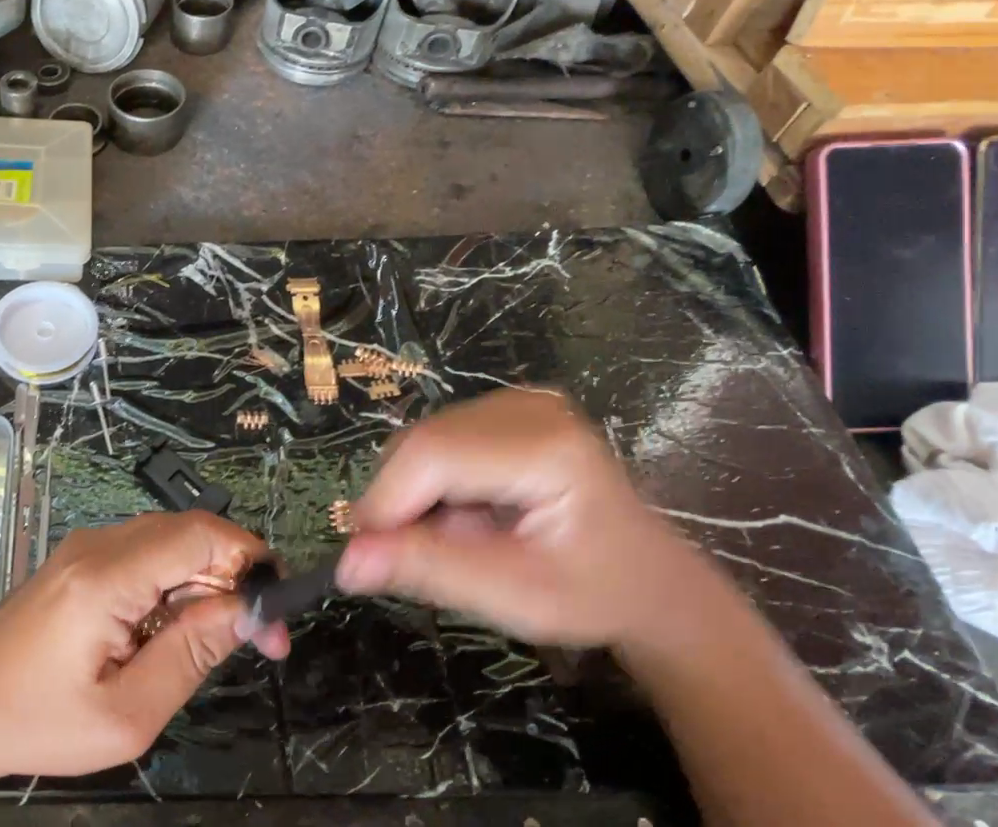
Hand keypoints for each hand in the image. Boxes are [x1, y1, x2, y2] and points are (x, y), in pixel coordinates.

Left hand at [0, 511, 286, 783]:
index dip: (249, 562)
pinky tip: (171, 632)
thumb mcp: (128, 712)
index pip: (200, 534)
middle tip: (259, 640)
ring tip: (216, 643)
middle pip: (188, 533)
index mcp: (106, 576)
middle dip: (233, 577)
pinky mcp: (77, 563)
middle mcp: (96, 546)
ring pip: (168, 542)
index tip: (274, 617)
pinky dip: (173, 584)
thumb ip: (192, 654)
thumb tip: (249, 612)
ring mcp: (83, 550)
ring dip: (204, 582)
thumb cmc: (37, 721)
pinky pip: (142, 556)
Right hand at [336, 388, 719, 648]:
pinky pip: (437, 437)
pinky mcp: (508, 407)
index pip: (432, 454)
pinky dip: (431, 480)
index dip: (385, 501)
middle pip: (422, 441)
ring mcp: (520, 401)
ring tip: (454, 536)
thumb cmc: (592, 596)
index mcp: (547, 448)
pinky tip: (464, 510)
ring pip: (421, 438)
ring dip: (415, 492)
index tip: (365, 554)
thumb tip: (345, 563)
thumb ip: (427, 571)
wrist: (652, 584)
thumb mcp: (512, 597)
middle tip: (413, 556)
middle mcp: (529, 407)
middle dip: (400, 501)